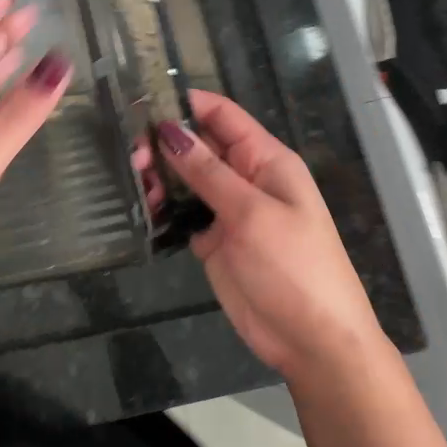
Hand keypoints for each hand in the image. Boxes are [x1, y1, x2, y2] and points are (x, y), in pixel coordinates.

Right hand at [144, 91, 383, 377]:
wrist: (313, 342)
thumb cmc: (294, 268)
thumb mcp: (251, 214)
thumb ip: (208, 172)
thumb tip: (168, 130)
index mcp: (266, 160)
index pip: (222, 115)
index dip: (186, 104)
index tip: (143, 104)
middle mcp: (245, 177)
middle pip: (198, 144)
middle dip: (164, 143)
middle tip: (133, 157)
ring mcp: (228, 209)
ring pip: (186, 177)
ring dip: (160, 176)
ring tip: (140, 187)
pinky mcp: (214, 240)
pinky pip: (183, 212)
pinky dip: (163, 208)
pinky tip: (146, 210)